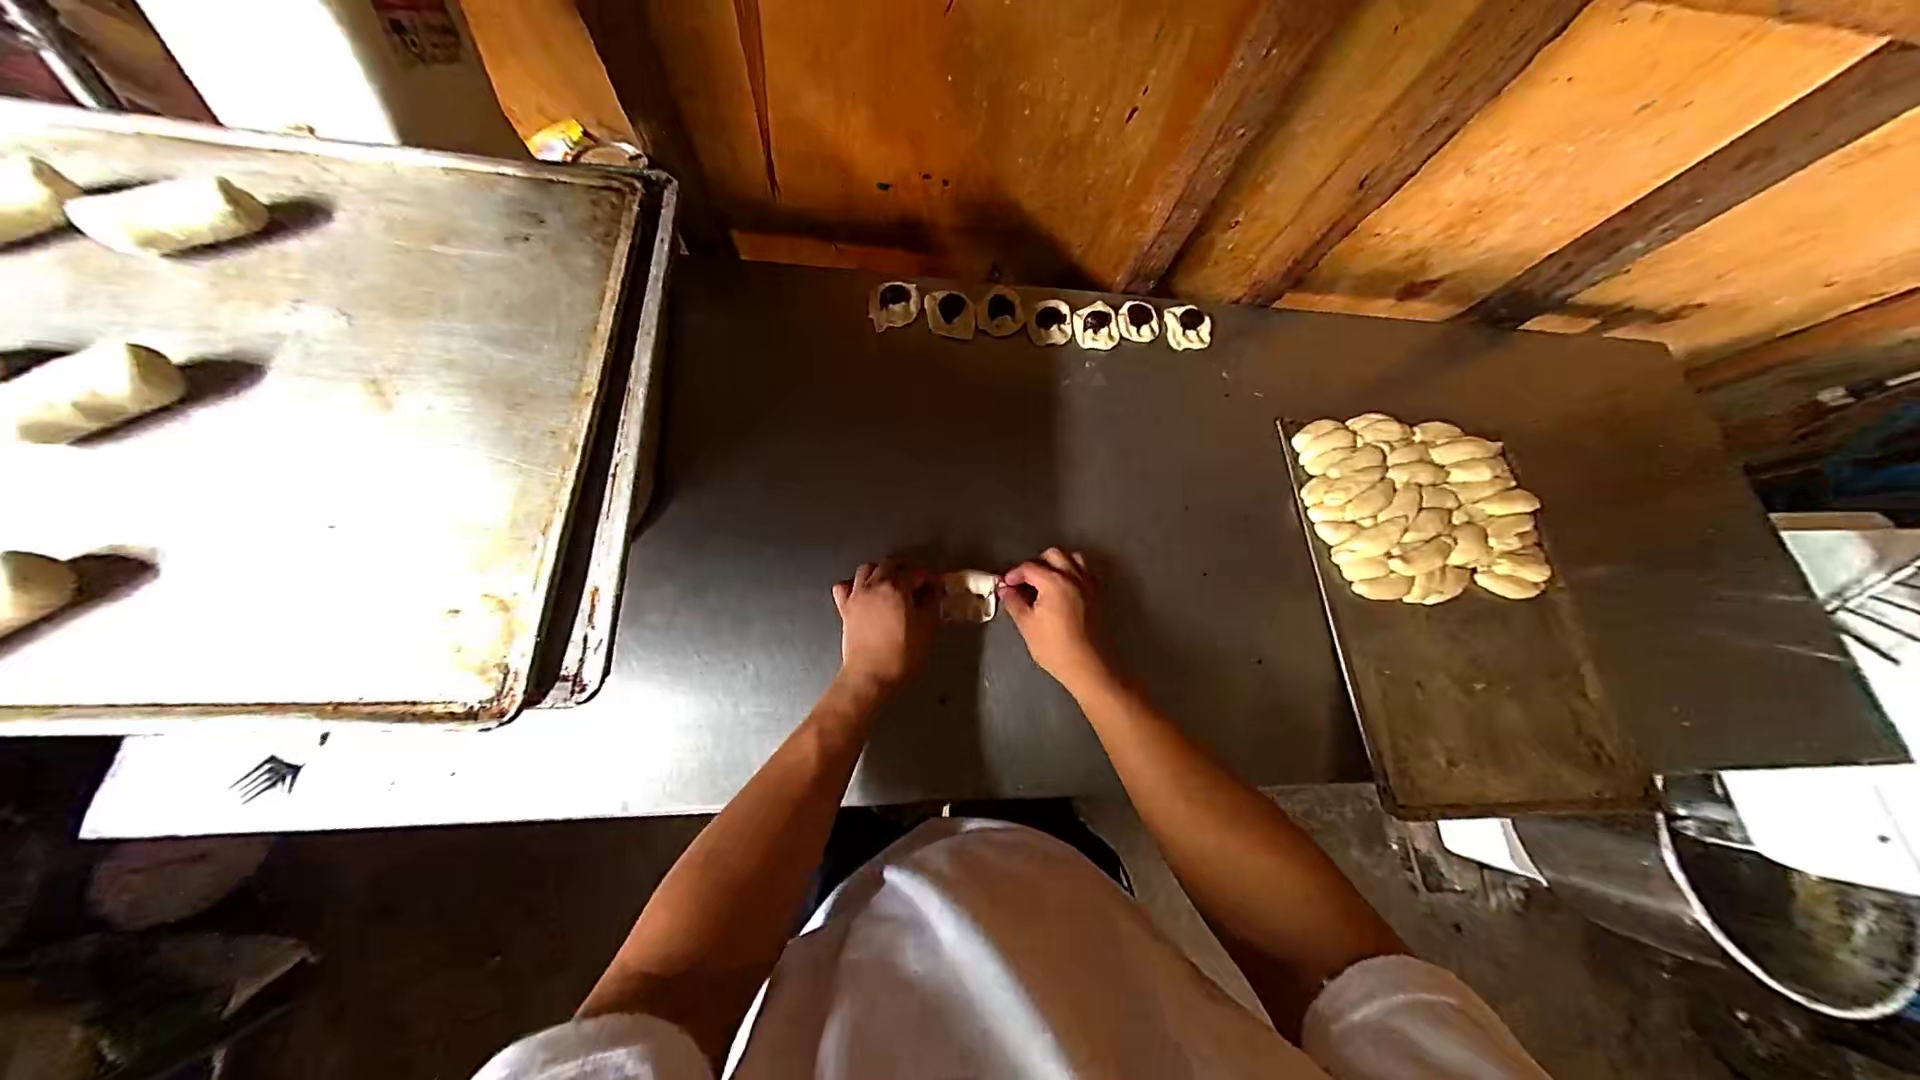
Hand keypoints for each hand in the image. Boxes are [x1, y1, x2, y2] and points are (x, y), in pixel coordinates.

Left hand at [831, 558, 934, 694]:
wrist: (871, 677)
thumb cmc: (901, 656)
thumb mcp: (927, 629)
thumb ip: (932, 604)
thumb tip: (934, 593)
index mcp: (896, 588)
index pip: (915, 572)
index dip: (928, 577)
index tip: (935, 584)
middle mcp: (874, 586)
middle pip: (890, 564)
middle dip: (905, 568)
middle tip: (917, 580)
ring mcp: (857, 596)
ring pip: (867, 569)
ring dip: (881, 571)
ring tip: (892, 582)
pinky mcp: (845, 609)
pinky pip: (845, 586)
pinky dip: (855, 584)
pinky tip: (864, 592)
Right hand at [999, 548, 1112, 691]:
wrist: (1089, 666)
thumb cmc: (1055, 647)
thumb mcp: (1027, 625)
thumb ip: (1014, 602)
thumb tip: (1005, 590)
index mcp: (1054, 582)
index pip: (1029, 567)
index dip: (1014, 574)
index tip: (1005, 585)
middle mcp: (1074, 577)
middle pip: (1053, 555)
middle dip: (1036, 563)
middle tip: (1025, 581)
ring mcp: (1089, 585)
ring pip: (1074, 559)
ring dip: (1058, 564)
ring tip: (1046, 581)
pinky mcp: (1099, 596)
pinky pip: (1087, 573)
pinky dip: (1075, 573)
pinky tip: (1066, 589)